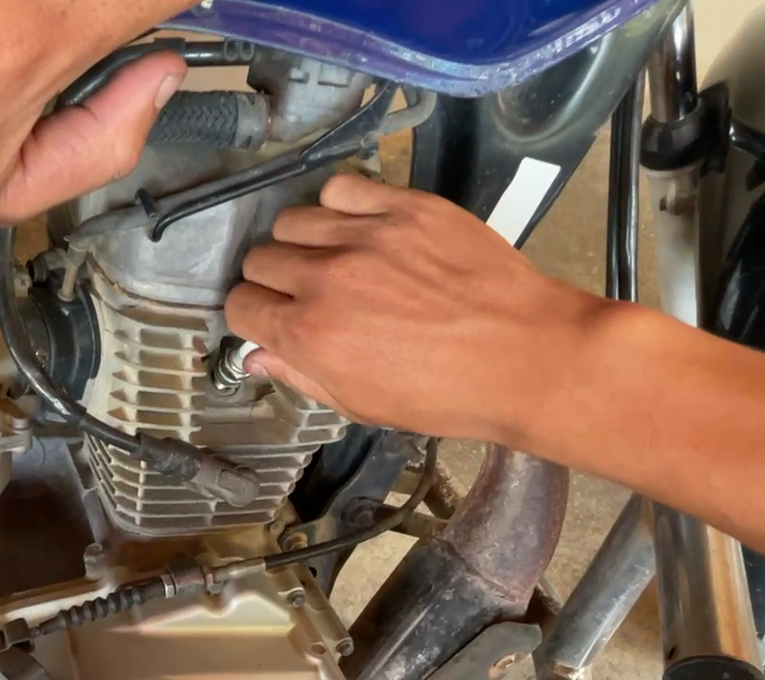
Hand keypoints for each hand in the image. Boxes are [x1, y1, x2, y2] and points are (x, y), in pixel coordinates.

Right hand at [226, 174, 625, 444]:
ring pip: (292, 220)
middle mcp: (326, 280)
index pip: (241, 306)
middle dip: (271, 281)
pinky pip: (342, 188)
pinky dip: (338, 206)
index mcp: (310, 337)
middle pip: (260, 259)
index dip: (250, 316)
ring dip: (299, 242)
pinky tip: (356, 228)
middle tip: (300, 293)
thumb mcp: (359, 405)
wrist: (523, 357)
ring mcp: (366, 236)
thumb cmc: (441, 395)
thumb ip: (300, 375)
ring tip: (329, 258)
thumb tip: (257, 356)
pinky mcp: (405, 207)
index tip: (269, 319)